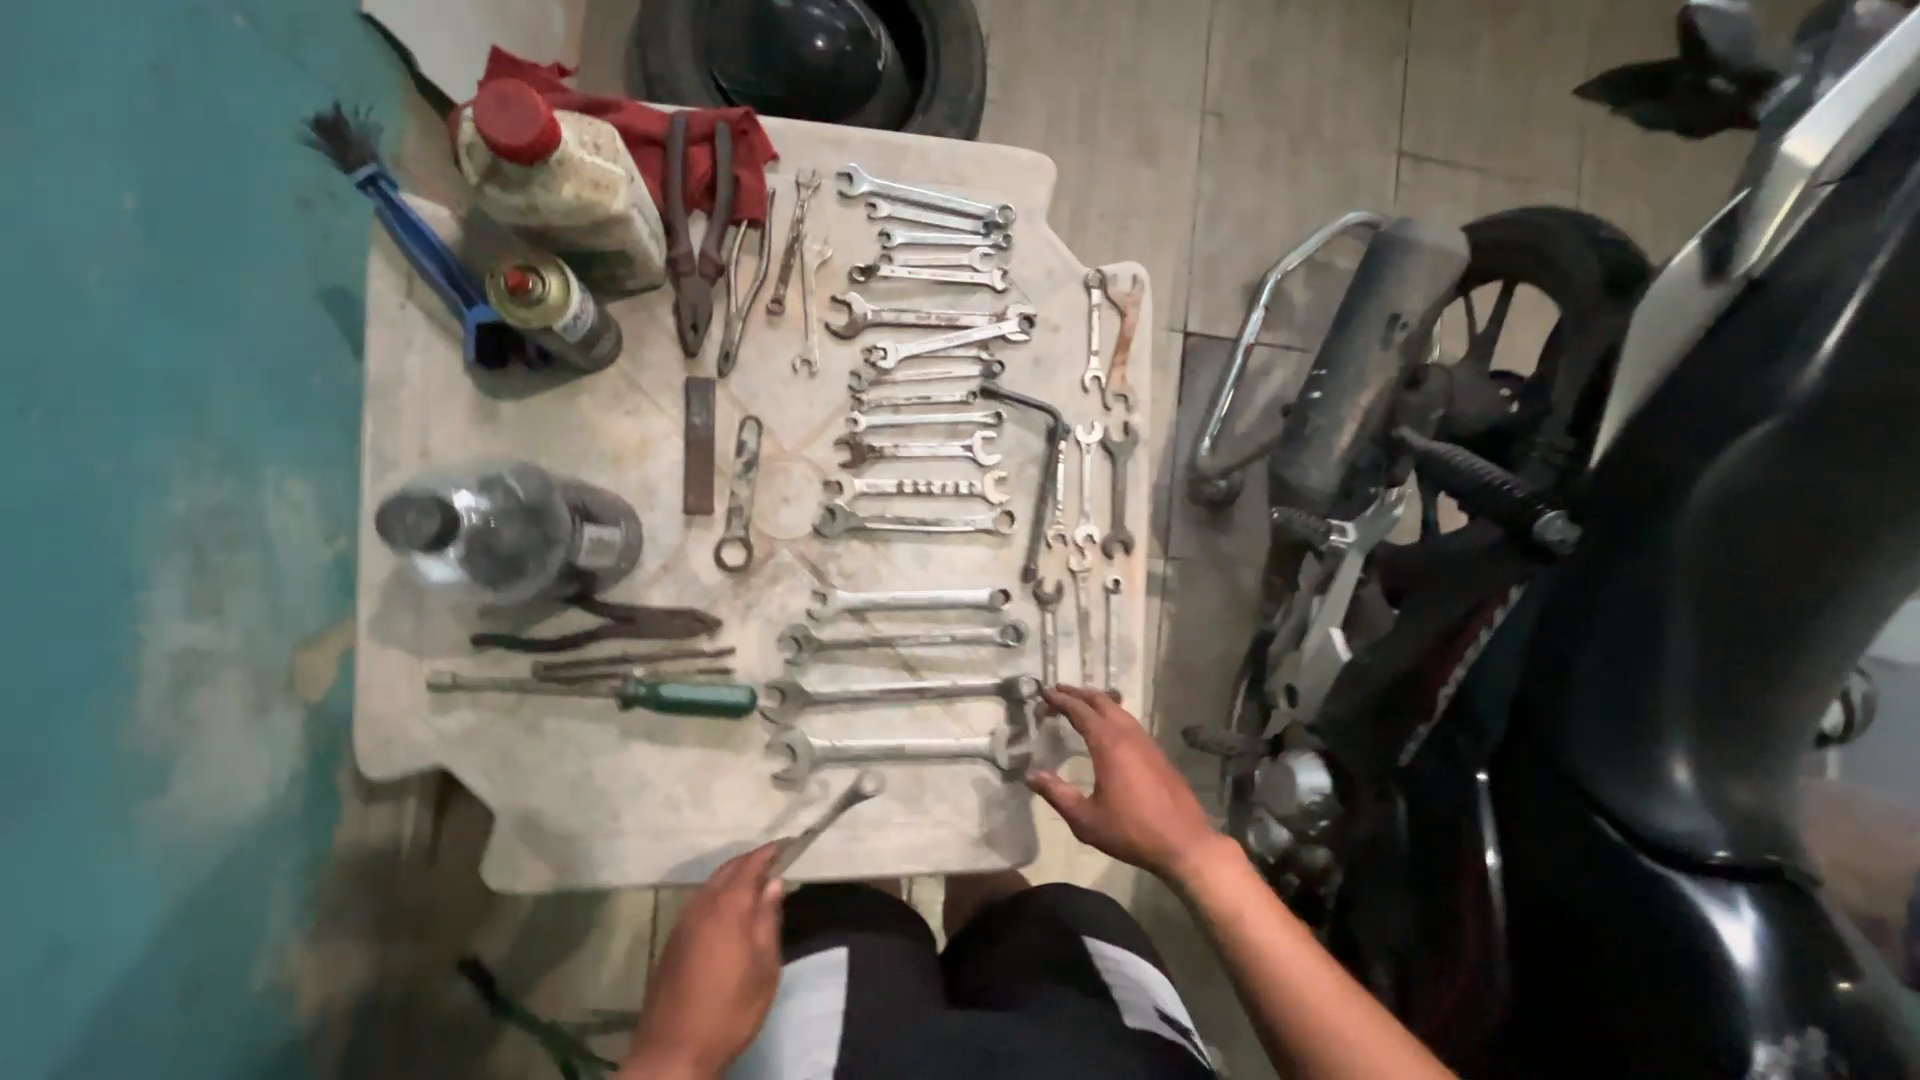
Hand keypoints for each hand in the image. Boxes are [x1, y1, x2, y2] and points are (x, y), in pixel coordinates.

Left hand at [623, 844, 784, 1078]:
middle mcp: (701, 907)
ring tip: (754, 883)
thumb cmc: (730, 1010)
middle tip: (774, 861)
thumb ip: (768, 920)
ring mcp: (682, 924)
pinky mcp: (671, 943)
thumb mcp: (764, 968)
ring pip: (709, 886)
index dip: (770, 852)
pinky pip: (698, 904)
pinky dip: (717, 895)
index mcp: (728, 908)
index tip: (788, 844)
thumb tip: (774, 883)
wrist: (673, 1052)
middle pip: (727, 871)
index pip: (750, 865)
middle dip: (750, 861)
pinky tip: (727, 911)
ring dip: (732, 877)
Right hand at [1026, 686, 1233, 884]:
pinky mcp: (1158, 754)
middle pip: (1102, 702)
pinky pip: (1131, 723)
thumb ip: (1057, 794)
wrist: (1184, 843)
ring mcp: (1147, 743)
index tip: (1044, 692)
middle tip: (1058, 691)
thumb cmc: (1130, 831)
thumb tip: (1030, 775)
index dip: (1061, 700)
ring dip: (1098, 702)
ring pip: (1120, 710)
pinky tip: (1110, 728)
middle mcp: (1129, 735)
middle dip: (1079, 694)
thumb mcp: (1085, 819)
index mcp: (1109, 745)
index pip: (1080, 711)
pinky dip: (1114, 715)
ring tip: (1081, 703)